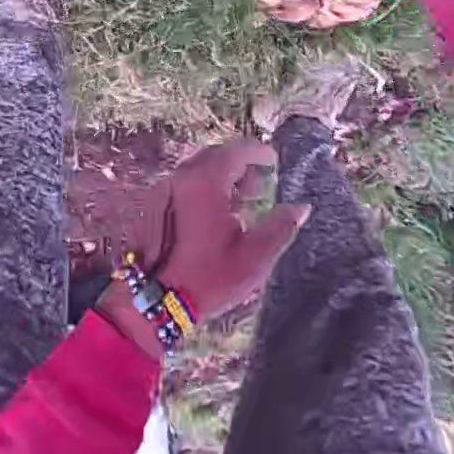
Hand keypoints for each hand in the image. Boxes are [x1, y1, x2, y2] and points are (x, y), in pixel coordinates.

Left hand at [98, 140, 309, 356]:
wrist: (154, 300)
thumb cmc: (208, 277)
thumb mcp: (253, 256)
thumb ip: (280, 226)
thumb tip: (301, 207)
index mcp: (205, 182)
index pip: (236, 152)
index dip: (258, 152)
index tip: (273, 160)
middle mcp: (181, 177)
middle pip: (215, 156)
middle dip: (239, 164)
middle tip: (258, 186)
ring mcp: (163, 189)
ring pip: (197, 170)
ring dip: (220, 177)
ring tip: (239, 203)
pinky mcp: (153, 204)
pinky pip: (183, 184)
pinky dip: (203, 188)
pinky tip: (214, 214)